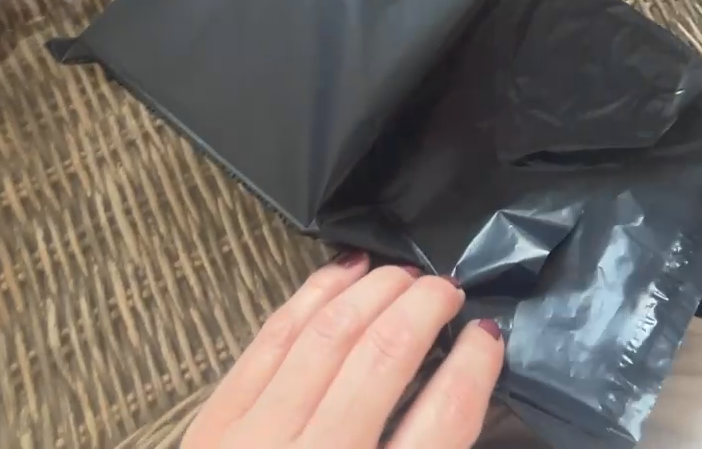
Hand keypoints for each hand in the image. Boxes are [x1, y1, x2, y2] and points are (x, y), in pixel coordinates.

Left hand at [185, 253, 504, 448]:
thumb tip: (458, 391)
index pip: (441, 422)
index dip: (473, 368)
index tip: (487, 334)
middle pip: (382, 358)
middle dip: (424, 308)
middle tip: (449, 289)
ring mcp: (256, 438)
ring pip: (329, 333)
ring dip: (376, 290)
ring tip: (406, 274)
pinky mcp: (215, 422)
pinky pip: (274, 336)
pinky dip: (316, 292)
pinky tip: (347, 269)